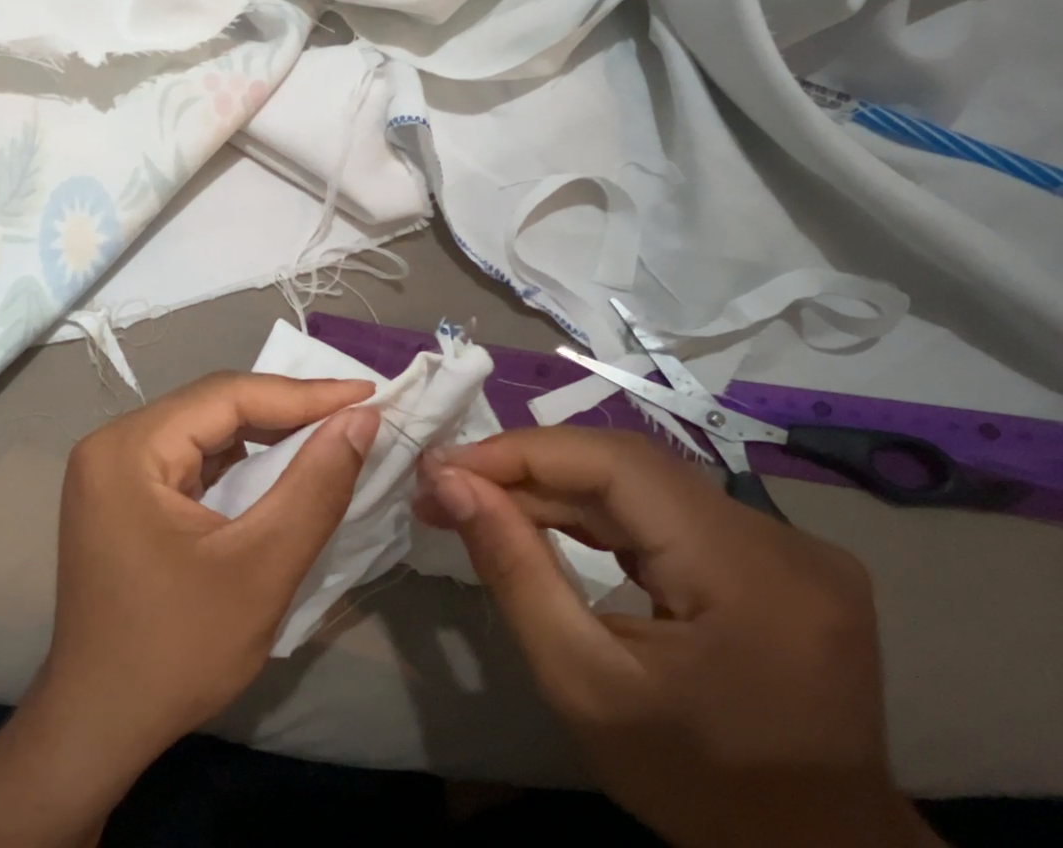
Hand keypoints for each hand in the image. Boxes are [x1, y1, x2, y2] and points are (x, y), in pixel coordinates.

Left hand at [0, 372, 378, 846]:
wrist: (103, 718)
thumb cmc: (180, 647)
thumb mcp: (262, 566)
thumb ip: (315, 486)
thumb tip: (359, 419)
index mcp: (128, 449)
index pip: (226, 396)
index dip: (304, 394)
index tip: (372, 393)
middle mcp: (109, 447)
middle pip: (209, 409)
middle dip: (285, 412)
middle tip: (356, 416)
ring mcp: (109, 474)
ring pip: (199, 435)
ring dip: (262, 439)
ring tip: (328, 440)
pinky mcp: (119, 500)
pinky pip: (185, 465)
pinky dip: (235, 468)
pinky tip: (276, 476)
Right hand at [417, 427, 939, 847]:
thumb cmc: (690, 778)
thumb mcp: (580, 682)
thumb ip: (514, 572)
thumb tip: (449, 484)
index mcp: (746, 573)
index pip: (618, 466)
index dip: (520, 452)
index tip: (438, 467)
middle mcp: (783, 541)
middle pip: (632, 468)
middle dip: (528, 468)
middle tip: (443, 489)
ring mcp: (791, 548)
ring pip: (647, 485)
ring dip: (556, 489)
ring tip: (477, 503)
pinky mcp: (780, 561)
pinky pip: (670, 512)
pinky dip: (598, 513)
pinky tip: (546, 521)